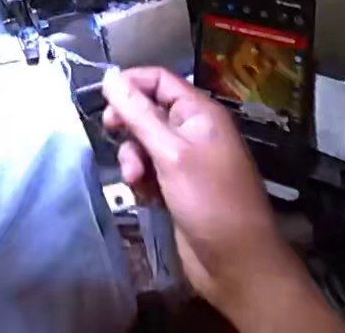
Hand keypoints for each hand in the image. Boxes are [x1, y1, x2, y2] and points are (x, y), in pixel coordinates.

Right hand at [102, 67, 344, 332]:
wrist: (239, 268)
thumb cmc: (210, 201)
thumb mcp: (170, 153)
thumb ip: (138, 113)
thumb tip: (109, 76)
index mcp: (199, 112)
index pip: (158, 79)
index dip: (130, 83)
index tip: (104, 98)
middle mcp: (192, 129)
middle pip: (148, 108)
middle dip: (128, 123)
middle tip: (110, 132)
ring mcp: (186, 158)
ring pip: (144, 139)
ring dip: (133, 155)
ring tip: (134, 177)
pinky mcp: (178, 184)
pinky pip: (149, 166)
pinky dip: (141, 175)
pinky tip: (143, 193)